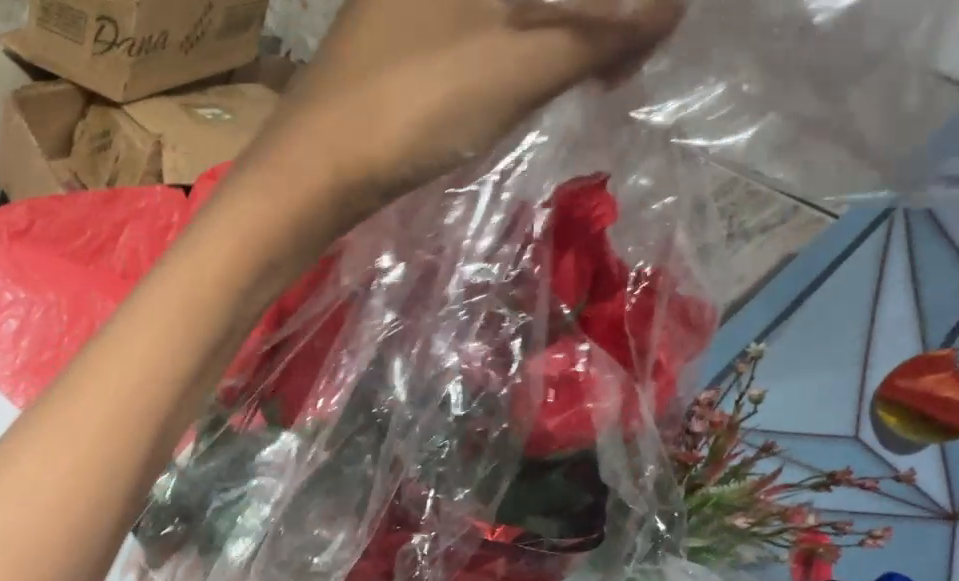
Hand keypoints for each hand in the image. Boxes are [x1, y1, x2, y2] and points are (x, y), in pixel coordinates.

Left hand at [213, 0, 683, 265]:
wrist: (302, 177)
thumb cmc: (414, 106)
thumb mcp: (527, 64)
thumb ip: (605, 32)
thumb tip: (666, 13)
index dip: (606, 12)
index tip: (640, 32)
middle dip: (581, 17)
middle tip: (618, 54)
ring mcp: (395, 8)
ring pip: (494, 10)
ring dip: (548, 28)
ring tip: (586, 66)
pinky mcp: (380, 47)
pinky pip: (463, 29)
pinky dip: (505, 44)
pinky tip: (521, 78)